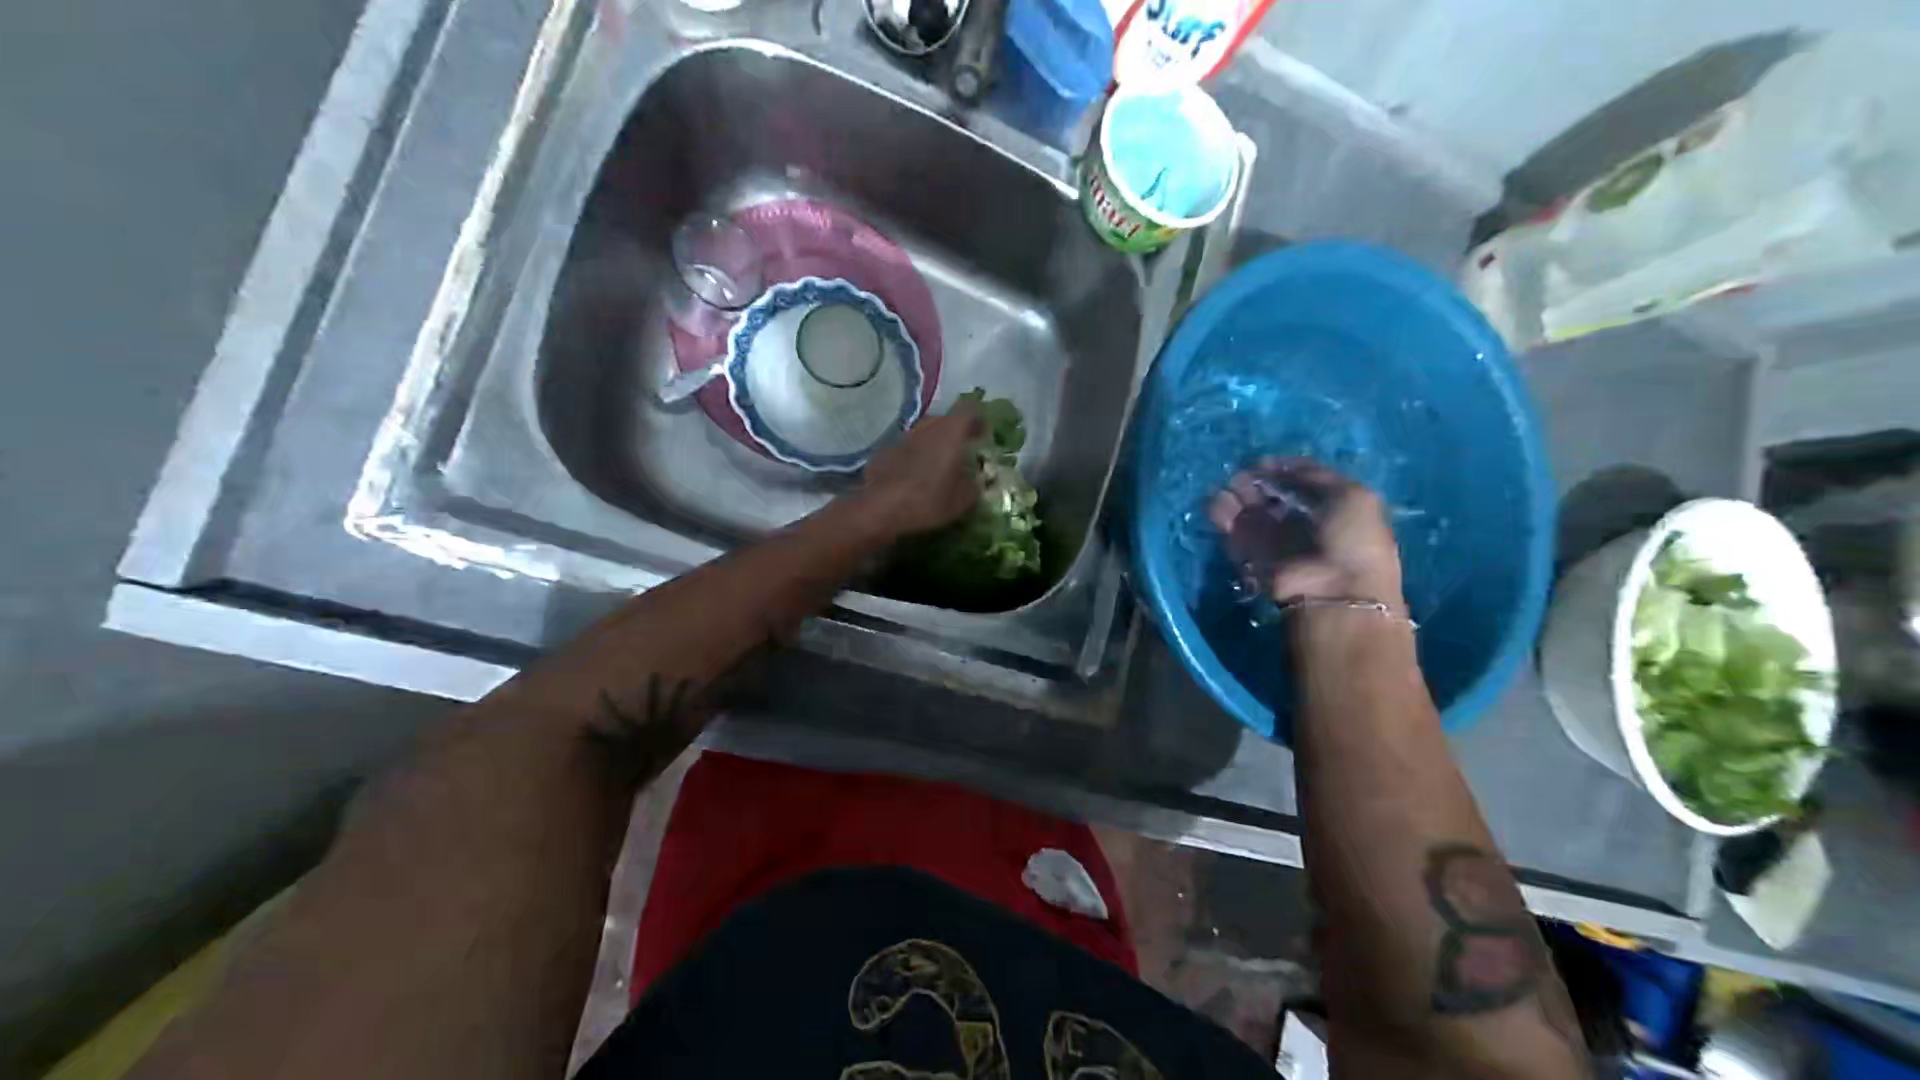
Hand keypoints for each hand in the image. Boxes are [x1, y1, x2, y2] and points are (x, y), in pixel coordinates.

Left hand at [851, 402, 983, 538]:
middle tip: (960, 452)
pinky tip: (912, 477)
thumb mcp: (962, 501)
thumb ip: (973, 487)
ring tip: (936, 466)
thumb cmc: (928, 500)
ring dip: (932, 444)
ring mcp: (902, 438)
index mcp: (950, 433)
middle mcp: (926, 428)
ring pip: (923, 433)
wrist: (881, 509)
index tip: (982, 434)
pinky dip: (912, 458)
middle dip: (954, 433)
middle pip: (944, 419)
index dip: (977, 419)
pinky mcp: (884, 452)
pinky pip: (905, 449)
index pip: (968, 410)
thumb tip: (974, 484)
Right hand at [1208, 458, 1404, 613]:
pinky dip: (1221, 514)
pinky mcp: (1248, 555)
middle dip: (1253, 481)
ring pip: (1246, 510)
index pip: (1296, 482)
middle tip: (1242, 475)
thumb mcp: (1351, 495)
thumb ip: (1313, 475)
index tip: (1263, 462)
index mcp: (1327, 507)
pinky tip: (1218, 503)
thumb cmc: (1352, 539)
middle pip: (1268, 495)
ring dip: (1235, 495)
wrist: (1334, 591)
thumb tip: (1277, 466)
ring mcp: (1271, 540)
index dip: (1280, 469)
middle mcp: (1297, 523)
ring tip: (1229, 488)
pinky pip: (1231, 530)